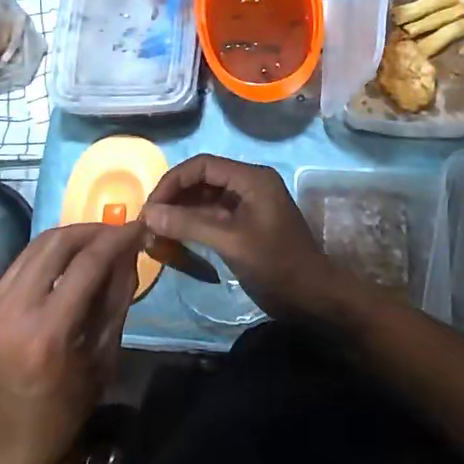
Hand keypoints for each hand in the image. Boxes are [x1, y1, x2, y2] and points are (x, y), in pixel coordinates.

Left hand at [0, 223, 142, 463]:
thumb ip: (116, 300)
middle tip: (118, 232)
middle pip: (56, 244)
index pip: (87, 264)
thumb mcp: (103, 358)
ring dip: (70, 238)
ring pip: (35, 248)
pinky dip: (48, 256)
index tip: (139, 227)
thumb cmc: (64, 412)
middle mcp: (12, 312)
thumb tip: (129, 253)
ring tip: (97, 241)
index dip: (117, 239)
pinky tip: (68, 262)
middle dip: (92, 230)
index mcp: (47, 334)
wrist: (5, 447)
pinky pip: (20, 265)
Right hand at [141, 155, 349, 320]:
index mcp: (252, 178)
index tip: (151, 206)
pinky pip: (212, 217)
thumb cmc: (276, 265)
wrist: (314, 299)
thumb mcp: (231, 242)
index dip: (173, 181)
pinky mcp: (245, 226)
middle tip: (149, 221)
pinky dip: (192, 226)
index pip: (202, 165)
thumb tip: (149, 213)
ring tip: (156, 231)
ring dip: (181, 213)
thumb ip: (189, 224)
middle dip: (174, 197)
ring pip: (205, 199)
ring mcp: (247, 206)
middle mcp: (249, 185)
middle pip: (202, 180)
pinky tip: (174, 240)